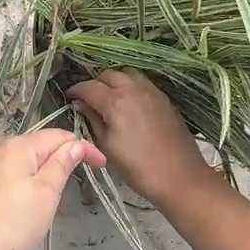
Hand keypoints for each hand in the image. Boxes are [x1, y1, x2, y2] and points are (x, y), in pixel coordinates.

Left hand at [0, 129, 104, 249]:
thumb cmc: (11, 223)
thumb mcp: (46, 193)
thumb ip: (61, 165)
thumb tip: (74, 145)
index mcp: (18, 146)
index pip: (58, 136)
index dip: (83, 147)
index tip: (102, 164)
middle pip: (38, 146)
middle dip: (60, 159)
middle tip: (76, 182)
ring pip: (22, 161)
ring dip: (41, 172)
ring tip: (51, 198)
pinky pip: (7, 175)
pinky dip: (23, 183)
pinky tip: (22, 207)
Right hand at [66, 69, 216, 206]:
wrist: (179, 176)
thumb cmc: (137, 167)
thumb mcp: (107, 147)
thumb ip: (92, 120)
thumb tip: (80, 105)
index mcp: (115, 102)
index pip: (89, 87)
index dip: (76, 90)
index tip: (69, 97)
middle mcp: (133, 89)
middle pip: (108, 74)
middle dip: (95, 83)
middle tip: (89, 98)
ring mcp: (152, 91)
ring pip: (127, 73)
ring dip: (114, 80)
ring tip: (109, 96)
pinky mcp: (164, 98)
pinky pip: (142, 82)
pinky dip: (130, 85)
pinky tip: (129, 101)